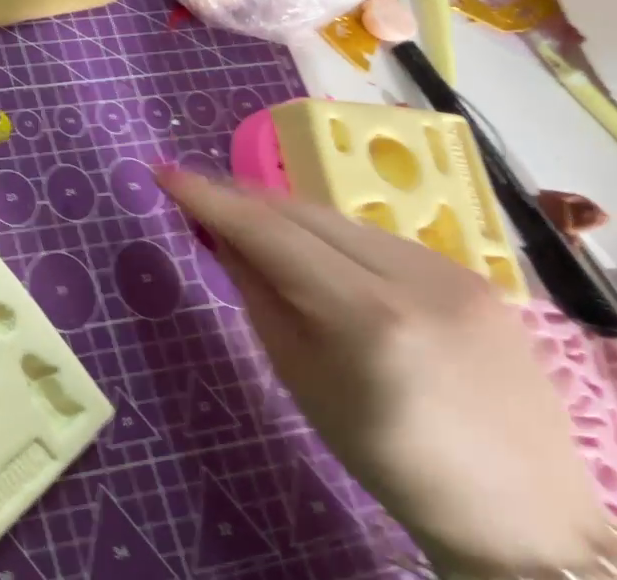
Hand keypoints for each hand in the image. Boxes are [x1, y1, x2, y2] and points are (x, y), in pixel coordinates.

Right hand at [158, 168, 614, 576]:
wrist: (517, 506)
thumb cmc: (382, 453)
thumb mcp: (296, 372)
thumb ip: (256, 291)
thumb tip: (215, 233)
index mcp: (367, 316)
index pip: (269, 232)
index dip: (209, 198)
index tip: (163, 173)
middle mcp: (417, 279)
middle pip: (304, 214)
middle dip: (240, 198)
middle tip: (189, 193)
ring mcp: (455, 273)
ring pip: (340, 221)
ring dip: (282, 214)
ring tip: (239, 221)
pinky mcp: (475, 277)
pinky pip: (377, 239)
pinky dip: (328, 235)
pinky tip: (307, 252)